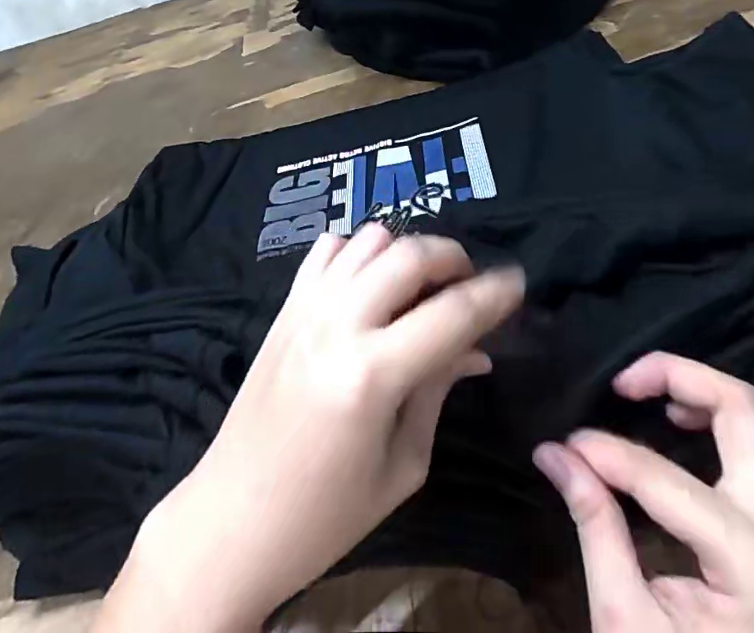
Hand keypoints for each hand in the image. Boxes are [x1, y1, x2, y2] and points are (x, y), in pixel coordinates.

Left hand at [95, 224, 523, 632]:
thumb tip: (476, 348)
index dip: (495, 294)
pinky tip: (371, 281)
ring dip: (405, 250)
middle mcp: (336, 324)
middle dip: (452, 257)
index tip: (518, 282)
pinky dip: (358, 250)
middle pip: (408, 255)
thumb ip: (437, 390)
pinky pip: (325, 250)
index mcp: (372, 375)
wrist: (234, 514)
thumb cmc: (327, 512)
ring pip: (366, 240)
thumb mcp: (402, 464)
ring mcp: (304, 309)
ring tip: (423, 284)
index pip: (452, 313)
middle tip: (472, 282)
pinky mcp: (283, 308)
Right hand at [532, 353, 753, 632]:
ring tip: (665, 395)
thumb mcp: (625, 618)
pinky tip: (695, 426)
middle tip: (624, 381)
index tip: (561, 448)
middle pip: (749, 414)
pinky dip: (744, 421)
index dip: (602, 454)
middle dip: (681, 377)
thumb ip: (595, 524)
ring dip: (723, 394)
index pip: (664, 479)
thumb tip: (552, 453)